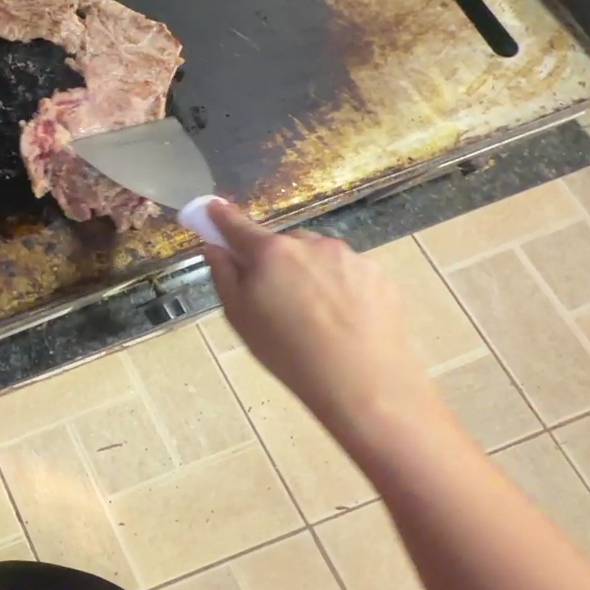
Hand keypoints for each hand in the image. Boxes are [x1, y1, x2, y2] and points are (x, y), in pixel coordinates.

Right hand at [203, 201, 435, 440]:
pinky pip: (347, 272)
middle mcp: (311, 244)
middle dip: (273, 259)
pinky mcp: (379, 276)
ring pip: (317, 256)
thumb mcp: (238, 316)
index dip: (220, 217)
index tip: (210, 207)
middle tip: (270, 295)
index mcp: (270, 252)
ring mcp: (350, 258)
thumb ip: (224, 275)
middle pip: (281, 243)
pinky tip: (339, 318)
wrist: (363, 382)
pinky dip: (337, 286)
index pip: (237, 225)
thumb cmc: (286, 350)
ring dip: (307, 272)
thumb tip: (215, 248)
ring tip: (310, 314)